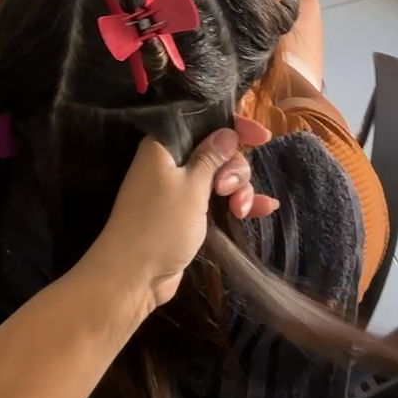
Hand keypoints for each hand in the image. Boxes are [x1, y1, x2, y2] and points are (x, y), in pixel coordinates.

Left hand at [81, 116, 279, 309]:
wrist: (134, 275)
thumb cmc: (159, 224)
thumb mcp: (191, 187)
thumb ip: (212, 157)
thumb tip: (228, 132)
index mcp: (165, 145)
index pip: (203, 122)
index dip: (234, 126)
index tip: (262, 136)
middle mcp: (172, 161)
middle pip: (217, 150)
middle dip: (234, 168)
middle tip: (227, 190)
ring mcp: (180, 188)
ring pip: (220, 176)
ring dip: (238, 189)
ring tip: (239, 211)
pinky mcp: (188, 212)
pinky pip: (218, 199)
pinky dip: (238, 202)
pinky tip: (263, 208)